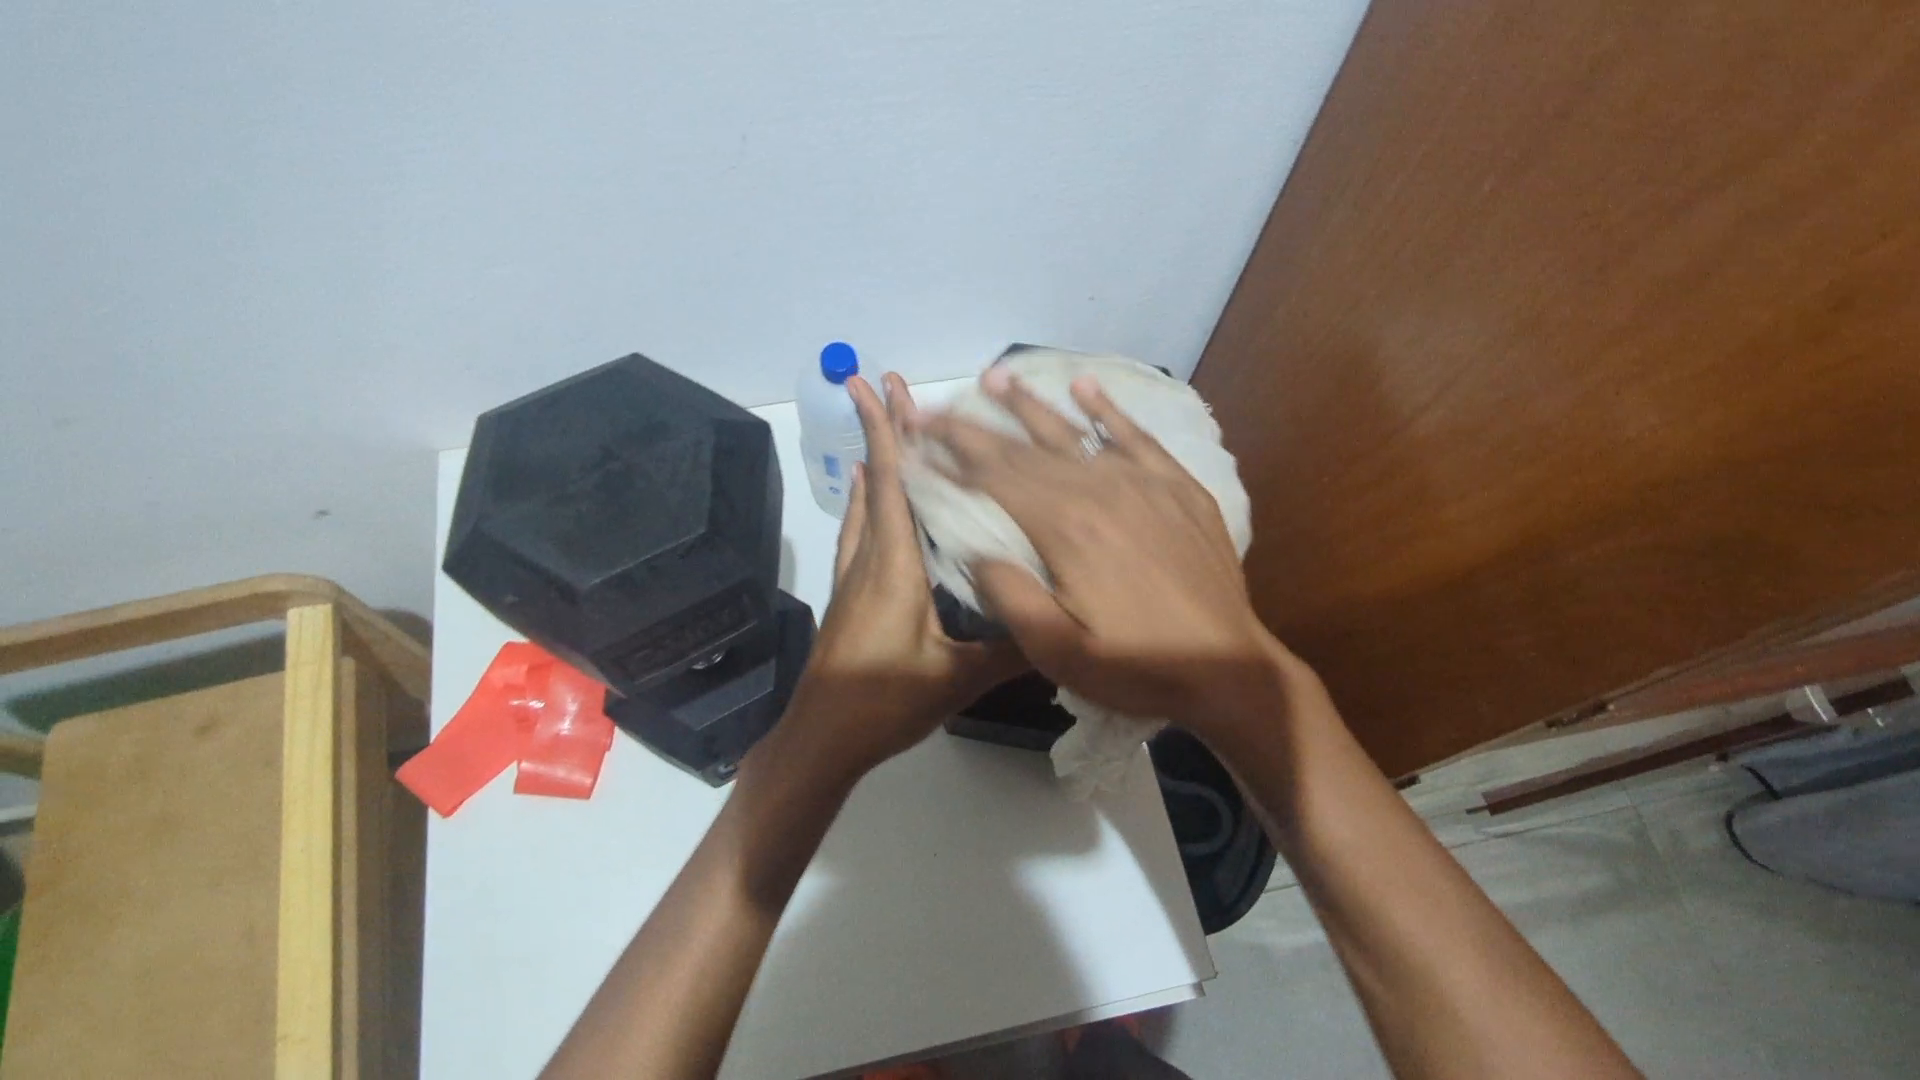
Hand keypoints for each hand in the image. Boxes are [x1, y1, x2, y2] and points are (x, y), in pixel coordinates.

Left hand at [778, 373, 1025, 783]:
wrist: (823, 739)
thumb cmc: (884, 703)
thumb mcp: (956, 679)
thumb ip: (1009, 650)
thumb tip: (1065, 623)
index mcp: (895, 568)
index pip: (892, 485)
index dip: (886, 431)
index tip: (875, 384)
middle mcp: (870, 560)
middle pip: (875, 482)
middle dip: (882, 431)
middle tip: (887, 385)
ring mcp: (854, 578)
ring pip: (864, 506)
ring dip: (873, 462)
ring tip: (887, 429)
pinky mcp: (849, 596)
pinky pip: (859, 533)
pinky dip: (866, 503)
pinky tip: (870, 500)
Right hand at [912, 368, 1286, 731]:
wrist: (1227, 669)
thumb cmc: (1135, 666)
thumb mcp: (1056, 650)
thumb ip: (1009, 595)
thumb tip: (975, 551)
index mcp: (1064, 526)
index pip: (994, 476)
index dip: (952, 452)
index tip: (918, 430)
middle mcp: (1100, 489)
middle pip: (1025, 449)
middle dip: (975, 426)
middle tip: (936, 404)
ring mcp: (1143, 483)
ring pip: (1075, 433)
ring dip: (1030, 405)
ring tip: (996, 376)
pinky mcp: (1178, 488)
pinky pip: (1136, 437)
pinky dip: (1108, 410)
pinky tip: (1084, 385)